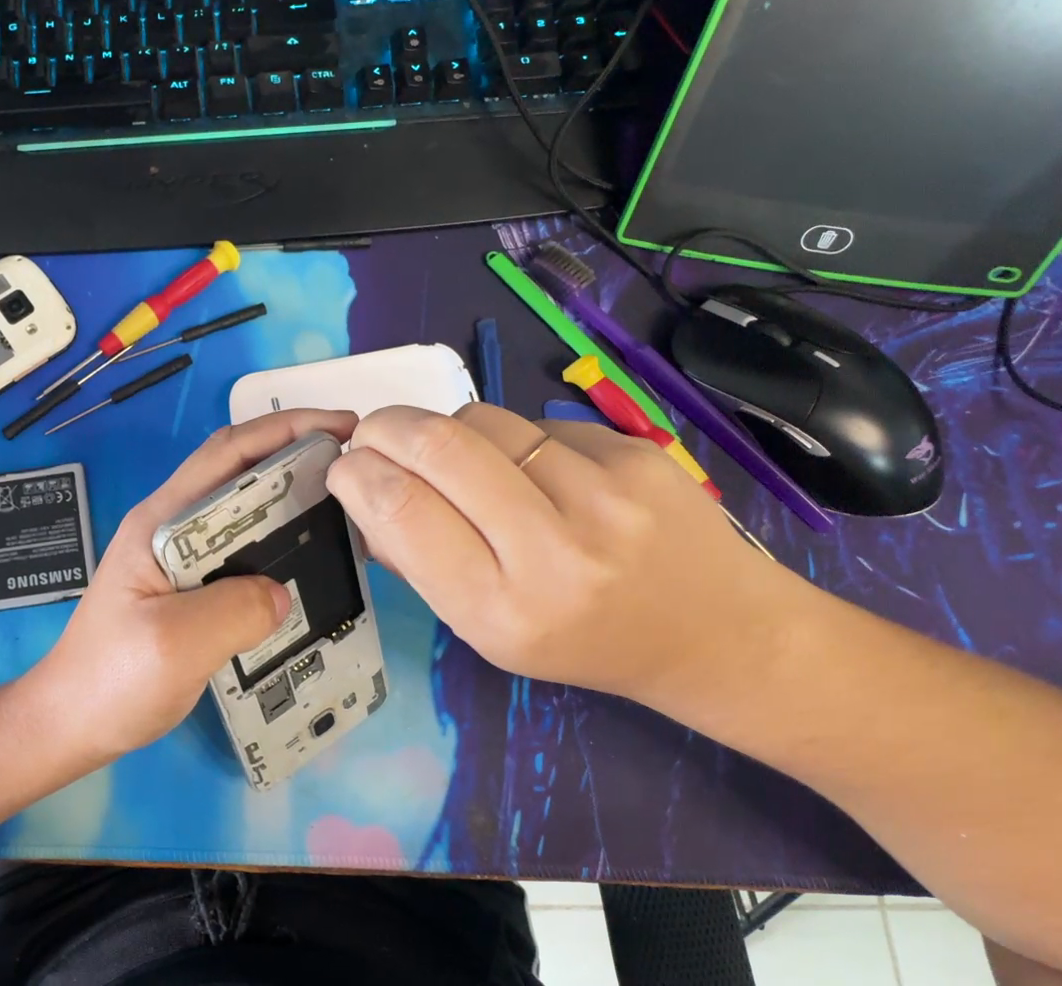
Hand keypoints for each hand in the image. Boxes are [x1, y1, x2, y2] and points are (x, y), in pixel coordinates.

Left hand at [22, 409, 360, 762]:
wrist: (71, 722)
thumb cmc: (111, 680)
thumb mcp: (174, 644)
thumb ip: (233, 611)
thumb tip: (281, 592)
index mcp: (160, 521)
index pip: (227, 453)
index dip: (285, 429)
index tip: (344, 426)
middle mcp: (170, 528)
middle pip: (238, 473)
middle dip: (296, 458)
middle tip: (357, 471)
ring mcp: (177, 559)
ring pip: (244, 514)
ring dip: (291, 504)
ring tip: (345, 515)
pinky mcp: (188, 590)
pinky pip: (242, 556)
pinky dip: (280, 548)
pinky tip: (310, 568)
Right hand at [326, 403, 791, 702]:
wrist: (716, 634)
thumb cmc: (580, 641)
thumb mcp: (484, 629)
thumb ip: (417, 561)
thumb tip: (363, 489)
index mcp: (501, 608)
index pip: (402, 508)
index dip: (357, 473)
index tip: (345, 467)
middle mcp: (553, 551)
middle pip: (437, 445)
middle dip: (383, 428)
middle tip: (371, 435)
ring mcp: (604, 494)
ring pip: (481, 420)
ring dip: (444, 430)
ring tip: (458, 460)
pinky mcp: (634, 453)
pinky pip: (533, 422)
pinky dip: (509, 439)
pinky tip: (532, 471)